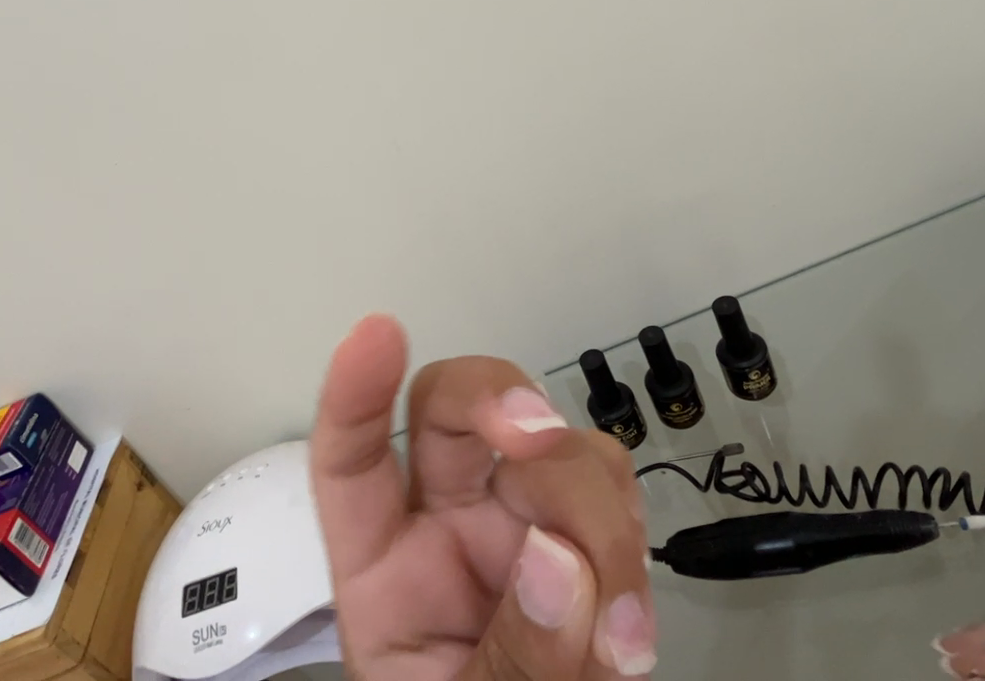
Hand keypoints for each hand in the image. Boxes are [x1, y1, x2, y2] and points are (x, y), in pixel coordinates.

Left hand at [310, 314, 656, 679]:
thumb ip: (510, 659)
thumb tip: (559, 561)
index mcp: (386, 568)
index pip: (352, 463)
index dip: (356, 394)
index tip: (376, 335)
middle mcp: (449, 522)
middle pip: (453, 410)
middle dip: (498, 399)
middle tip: (539, 437)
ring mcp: (522, 519)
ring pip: (554, 446)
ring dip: (594, 513)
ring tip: (615, 635)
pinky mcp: (587, 531)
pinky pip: (613, 489)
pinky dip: (631, 541)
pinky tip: (630, 627)